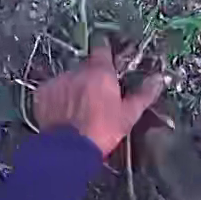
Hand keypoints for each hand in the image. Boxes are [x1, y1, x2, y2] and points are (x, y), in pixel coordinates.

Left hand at [33, 42, 165, 155]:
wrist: (69, 150)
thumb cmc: (100, 132)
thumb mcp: (128, 115)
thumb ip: (144, 94)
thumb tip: (157, 81)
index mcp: (100, 73)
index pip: (102, 49)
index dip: (105, 53)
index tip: (107, 58)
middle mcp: (78, 71)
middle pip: (86, 67)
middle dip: (90, 78)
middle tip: (96, 98)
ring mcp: (59, 81)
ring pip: (68, 79)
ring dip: (73, 88)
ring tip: (78, 110)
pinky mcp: (43, 93)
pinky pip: (52, 90)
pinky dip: (57, 98)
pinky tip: (64, 113)